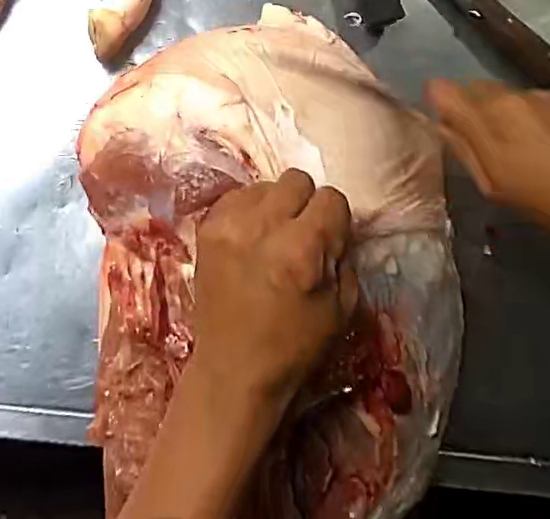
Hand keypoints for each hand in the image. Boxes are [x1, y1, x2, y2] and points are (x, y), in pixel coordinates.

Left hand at [187, 169, 357, 414]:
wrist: (232, 369)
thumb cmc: (294, 347)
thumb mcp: (341, 308)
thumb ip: (343, 256)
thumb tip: (335, 226)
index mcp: (301, 249)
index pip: (331, 198)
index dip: (335, 220)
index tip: (329, 240)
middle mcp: (262, 226)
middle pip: (296, 180)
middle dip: (306, 204)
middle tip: (301, 234)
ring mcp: (229, 222)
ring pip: (266, 184)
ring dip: (276, 206)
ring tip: (272, 238)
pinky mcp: (206, 226)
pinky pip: (237, 196)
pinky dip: (249, 211)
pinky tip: (250, 240)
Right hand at [425, 79, 549, 240]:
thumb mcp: (497, 188)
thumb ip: (463, 150)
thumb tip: (443, 125)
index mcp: (486, 119)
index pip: (440, 89)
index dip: (440, 103)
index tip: (450, 124)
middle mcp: (509, 96)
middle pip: (473, 88)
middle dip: (475, 109)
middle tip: (493, 144)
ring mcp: (543, 93)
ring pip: (508, 94)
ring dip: (509, 113)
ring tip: (534, 146)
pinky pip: (540, 99)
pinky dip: (541, 115)